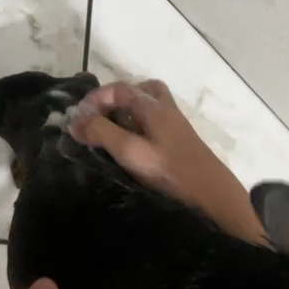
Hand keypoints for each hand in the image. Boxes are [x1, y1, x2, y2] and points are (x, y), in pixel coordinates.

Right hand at [69, 81, 266, 244]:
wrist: (214, 198)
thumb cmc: (171, 172)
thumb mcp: (131, 152)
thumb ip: (101, 133)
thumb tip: (74, 121)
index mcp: (153, 105)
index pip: (118, 89)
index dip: (94, 100)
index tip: (77, 118)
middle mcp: (165, 109)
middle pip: (135, 92)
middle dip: (111, 101)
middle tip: (94, 120)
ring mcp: (174, 125)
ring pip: (146, 107)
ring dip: (124, 113)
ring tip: (108, 133)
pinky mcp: (178, 143)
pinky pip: (152, 123)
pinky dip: (136, 127)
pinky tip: (128, 147)